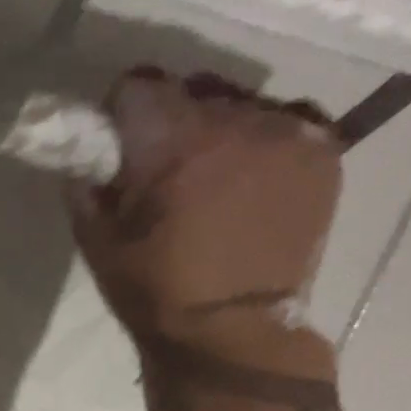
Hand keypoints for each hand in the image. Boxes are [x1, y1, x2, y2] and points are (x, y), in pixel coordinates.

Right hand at [69, 67, 341, 374]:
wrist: (231, 326)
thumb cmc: (150, 286)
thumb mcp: (95, 237)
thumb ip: (88, 184)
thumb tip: (85, 155)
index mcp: (172, 145)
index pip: (140, 85)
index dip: (119, 105)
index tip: (110, 131)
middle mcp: (237, 124)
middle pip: (192, 89)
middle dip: (166, 116)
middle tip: (154, 156)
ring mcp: (289, 134)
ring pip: (239, 102)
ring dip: (215, 124)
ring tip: (204, 165)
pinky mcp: (324, 150)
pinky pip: (288, 117)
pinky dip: (263, 132)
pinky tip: (247, 166)